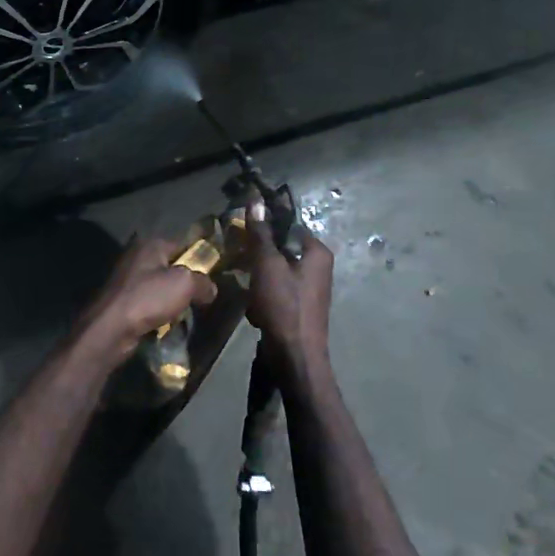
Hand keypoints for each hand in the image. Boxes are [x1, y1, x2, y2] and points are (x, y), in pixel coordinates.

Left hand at [80, 235, 219, 356]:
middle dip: (188, 282)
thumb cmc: (148, 298)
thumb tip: (210, 288)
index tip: (216, 275)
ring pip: (162, 287)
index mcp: (150, 245)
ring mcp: (129, 279)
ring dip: (175, 300)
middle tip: (204, 297)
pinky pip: (151, 303)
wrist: (112, 327)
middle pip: (172, 266)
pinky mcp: (125, 300)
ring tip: (187, 312)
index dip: (200, 258)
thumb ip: (202, 281)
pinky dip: (161, 312)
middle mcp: (137, 257)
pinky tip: (169, 322)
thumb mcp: (184, 284)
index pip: (182, 244)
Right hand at [243, 196, 334, 368]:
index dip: (265, 221)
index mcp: (317, 252)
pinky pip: (275, 288)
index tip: (241, 222)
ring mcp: (308, 288)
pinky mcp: (297, 306)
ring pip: (274, 268)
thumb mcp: (267, 264)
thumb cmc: (284, 304)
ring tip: (241, 277)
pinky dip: (261, 292)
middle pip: (280, 246)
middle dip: (257, 250)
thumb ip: (260, 233)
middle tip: (237, 250)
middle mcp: (318, 267)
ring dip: (256, 272)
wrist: (294, 355)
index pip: (288, 223)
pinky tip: (251, 302)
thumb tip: (256, 200)